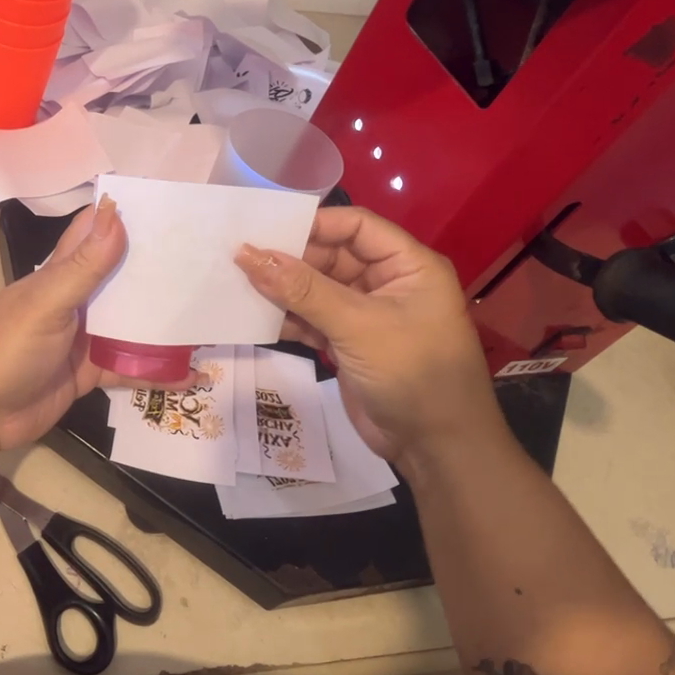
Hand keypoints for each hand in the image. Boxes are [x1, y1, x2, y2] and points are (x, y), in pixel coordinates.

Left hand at [0, 197, 187, 450]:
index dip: (124, 215)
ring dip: (162, 319)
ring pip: (130, 321)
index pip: (93, 232)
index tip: (170, 206)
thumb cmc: (6, 349)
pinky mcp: (89, 372)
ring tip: (212, 312)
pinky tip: (192, 372)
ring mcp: (83, 337)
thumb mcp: (46, 304)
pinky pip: (129, 366)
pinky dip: (156, 370)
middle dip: (157, 268)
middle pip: (120, 277)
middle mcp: (74, 299)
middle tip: (209, 259)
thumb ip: (83, 265)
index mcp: (58, 274)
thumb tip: (116, 212)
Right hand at [235, 207, 503, 464]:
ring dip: (283, 291)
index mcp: (407, 265)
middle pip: (331, 256)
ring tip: (237, 286)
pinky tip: (255, 318)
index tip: (265, 230)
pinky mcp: (350, 343)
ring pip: (317, 289)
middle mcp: (388, 282)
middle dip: (290, 260)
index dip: (312, 225)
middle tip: (240, 260)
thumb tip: (247, 253)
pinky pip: (313, 319)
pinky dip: (288, 319)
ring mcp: (367, 314)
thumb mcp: (357, 326)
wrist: (437, 449)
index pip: (355, 226)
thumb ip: (301, 289)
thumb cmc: (412, 374)